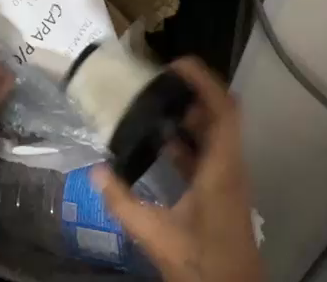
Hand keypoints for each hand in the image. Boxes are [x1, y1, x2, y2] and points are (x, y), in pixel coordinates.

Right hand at [96, 58, 261, 281]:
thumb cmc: (202, 264)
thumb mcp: (156, 236)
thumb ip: (123, 203)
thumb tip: (95, 170)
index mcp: (222, 169)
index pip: (223, 109)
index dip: (204, 81)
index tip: (176, 64)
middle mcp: (230, 168)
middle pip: (220, 115)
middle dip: (192, 92)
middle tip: (158, 80)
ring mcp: (229, 181)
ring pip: (215, 134)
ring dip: (190, 116)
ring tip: (154, 103)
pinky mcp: (222, 194)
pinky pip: (209, 153)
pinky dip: (188, 141)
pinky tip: (160, 144)